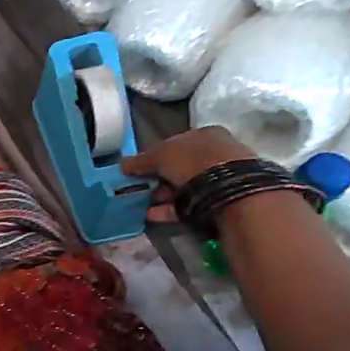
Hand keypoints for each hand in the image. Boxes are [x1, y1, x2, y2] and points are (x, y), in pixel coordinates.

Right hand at [121, 127, 257, 223]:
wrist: (228, 189)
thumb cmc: (194, 161)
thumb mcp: (162, 155)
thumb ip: (141, 160)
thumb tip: (122, 165)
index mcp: (204, 134)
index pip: (173, 144)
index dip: (153, 157)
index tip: (137, 171)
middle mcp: (214, 153)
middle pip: (178, 167)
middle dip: (157, 179)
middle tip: (138, 190)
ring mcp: (218, 178)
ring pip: (182, 188)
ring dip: (160, 197)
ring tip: (142, 207)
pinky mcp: (218, 201)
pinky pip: (187, 205)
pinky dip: (168, 210)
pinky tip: (152, 216)